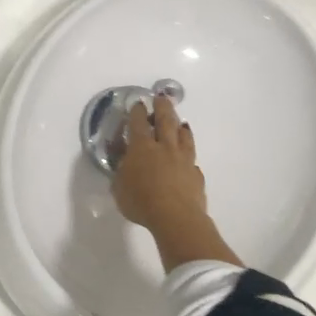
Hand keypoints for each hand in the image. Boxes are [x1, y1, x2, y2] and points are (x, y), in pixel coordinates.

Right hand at [111, 96, 204, 229]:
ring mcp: (184, 160)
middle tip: (163, 98)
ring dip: (182, 127)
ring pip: (185, 138)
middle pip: (166, 121)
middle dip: (163, 108)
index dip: (138, 111)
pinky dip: (189, 157)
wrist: (176, 218)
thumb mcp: (118, 186)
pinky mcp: (196, 176)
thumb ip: (121, 171)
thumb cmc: (140, 201)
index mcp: (142, 147)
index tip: (139, 103)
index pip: (138, 123)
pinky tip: (189, 160)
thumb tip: (124, 162)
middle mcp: (164, 148)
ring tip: (182, 123)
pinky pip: (193, 161)